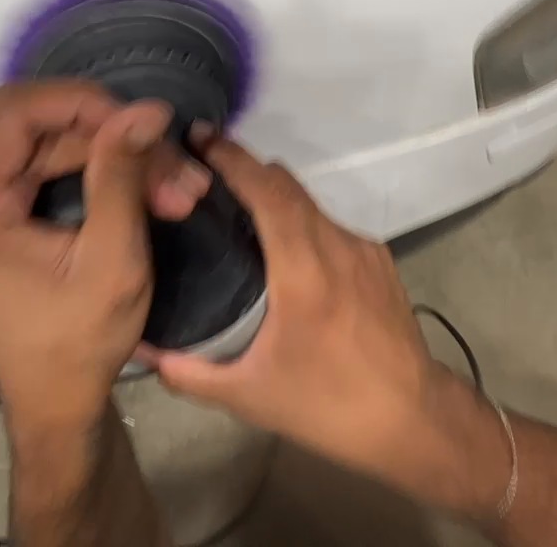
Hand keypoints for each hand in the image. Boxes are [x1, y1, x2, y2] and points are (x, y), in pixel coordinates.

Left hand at [0, 83, 209, 435]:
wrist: (57, 405)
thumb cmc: (78, 344)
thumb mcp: (112, 260)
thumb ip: (121, 176)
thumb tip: (148, 109)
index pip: (16, 111)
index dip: (81, 102)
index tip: (143, 125)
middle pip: (40, 126)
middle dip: (114, 138)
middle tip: (177, 168)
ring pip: (56, 146)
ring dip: (119, 158)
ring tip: (180, 188)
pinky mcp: (1, 216)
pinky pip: (53, 169)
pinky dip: (104, 174)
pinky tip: (152, 193)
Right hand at [145, 137, 508, 515]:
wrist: (413, 419)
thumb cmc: (327, 403)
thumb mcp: (250, 395)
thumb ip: (191, 372)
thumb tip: (143, 349)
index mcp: (301, 266)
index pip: (266, 189)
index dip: (232, 158)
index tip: (201, 137)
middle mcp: (334, 242)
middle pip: (286, 184)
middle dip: (247, 168)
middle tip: (207, 171)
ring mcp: (362, 247)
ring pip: (310, 203)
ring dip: (275, 198)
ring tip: (242, 214)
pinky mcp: (379, 259)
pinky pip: (330, 226)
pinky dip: (303, 224)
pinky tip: (289, 255)